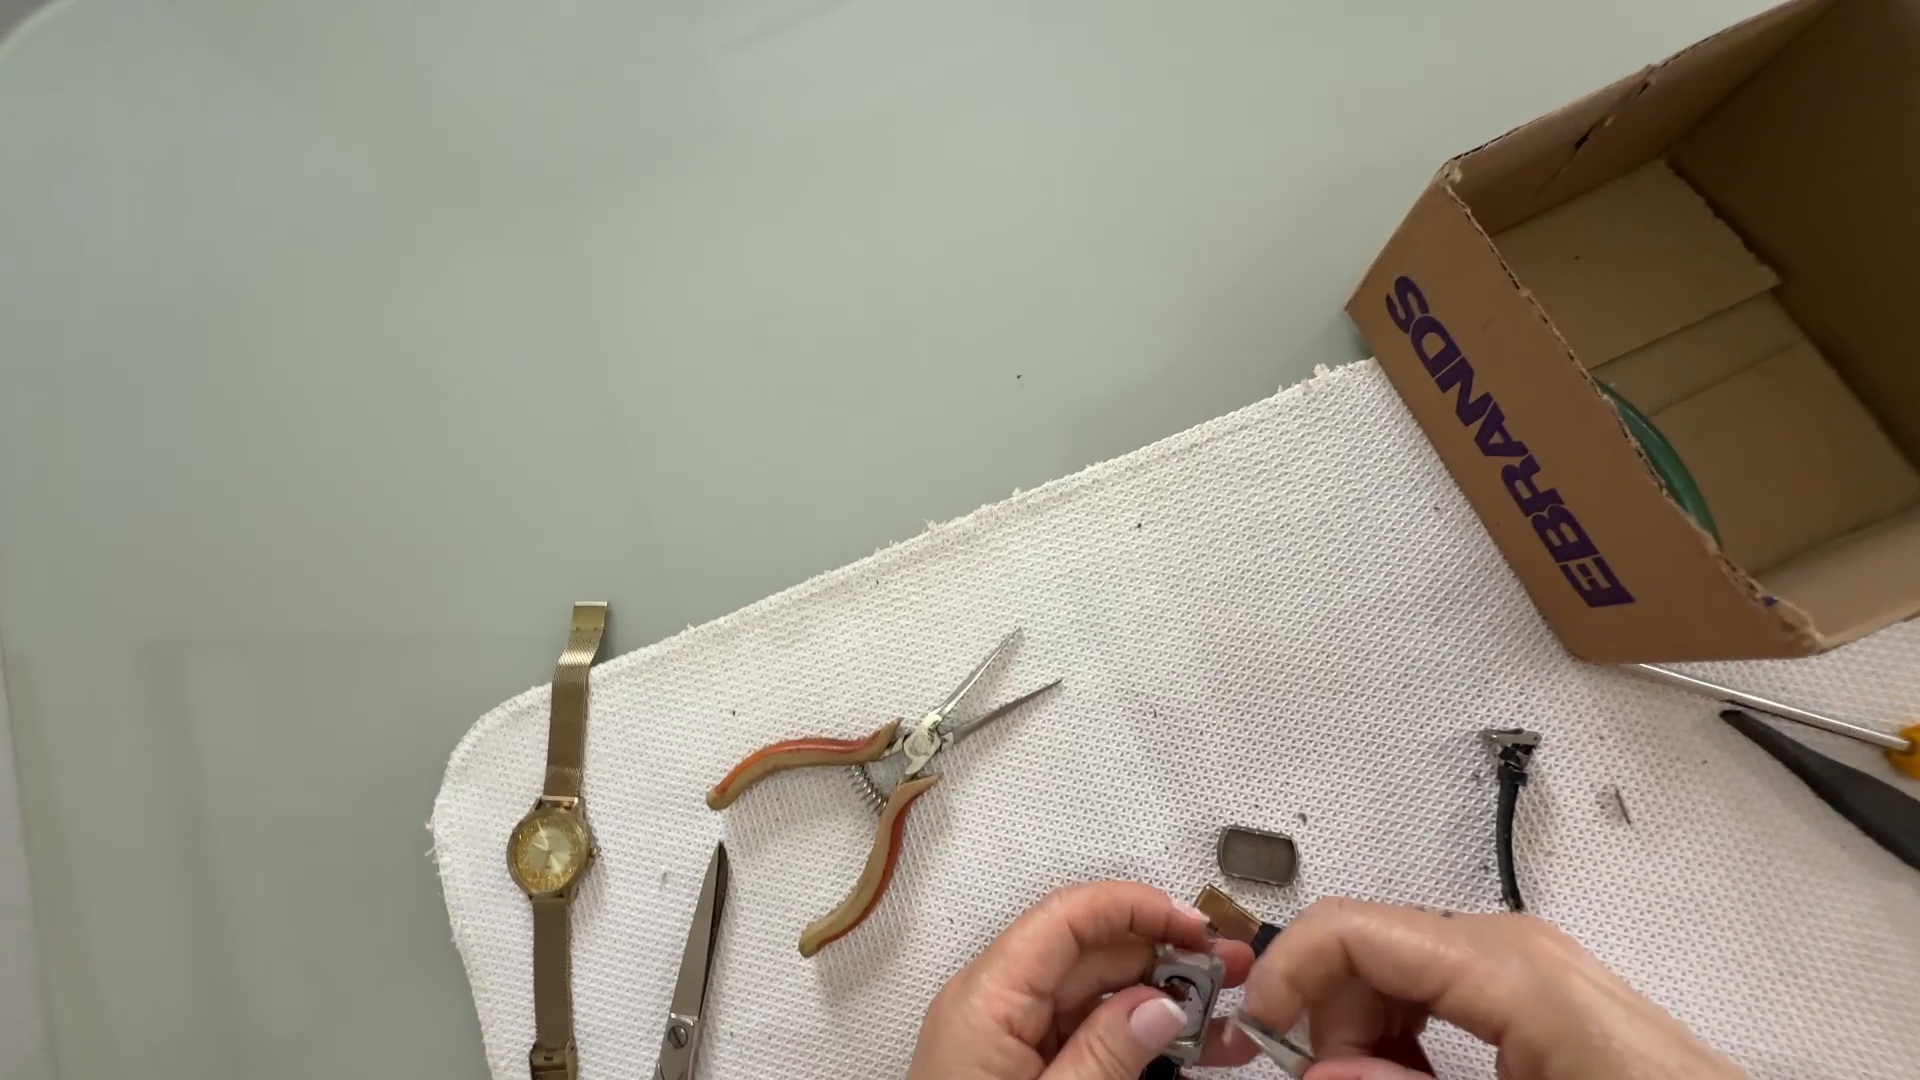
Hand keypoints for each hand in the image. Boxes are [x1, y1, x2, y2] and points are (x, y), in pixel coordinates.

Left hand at [908, 882, 1255, 1079]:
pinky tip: (1189, 1052)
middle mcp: (996, 999)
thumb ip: (1106, 1055)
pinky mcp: (1024, 1066)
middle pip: (1086, 954)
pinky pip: (1085, 1034)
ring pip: (1094, 996)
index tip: (1196, 925)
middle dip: (1161, 956)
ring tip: (1230, 1022)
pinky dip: (1135, 1039)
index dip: (1133, 907)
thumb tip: (1164, 1001)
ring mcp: (1009, 1034)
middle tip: (1233, 972)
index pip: (1065, 917)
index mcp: (988, 996)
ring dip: (1160, 1003)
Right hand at [1217, 897, 1744, 1079]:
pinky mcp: (1533, 981)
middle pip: (1365, 943)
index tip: (1259, 1033)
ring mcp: (1523, 957)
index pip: (1354, 927)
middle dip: (1329, 1013)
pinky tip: (1414, 1073)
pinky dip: (1401, 1026)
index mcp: (1509, 968)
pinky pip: (1432, 982)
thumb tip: (1315, 1069)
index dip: (1289, 968)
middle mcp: (1508, 941)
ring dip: (1361, 1024)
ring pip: (1390, 960)